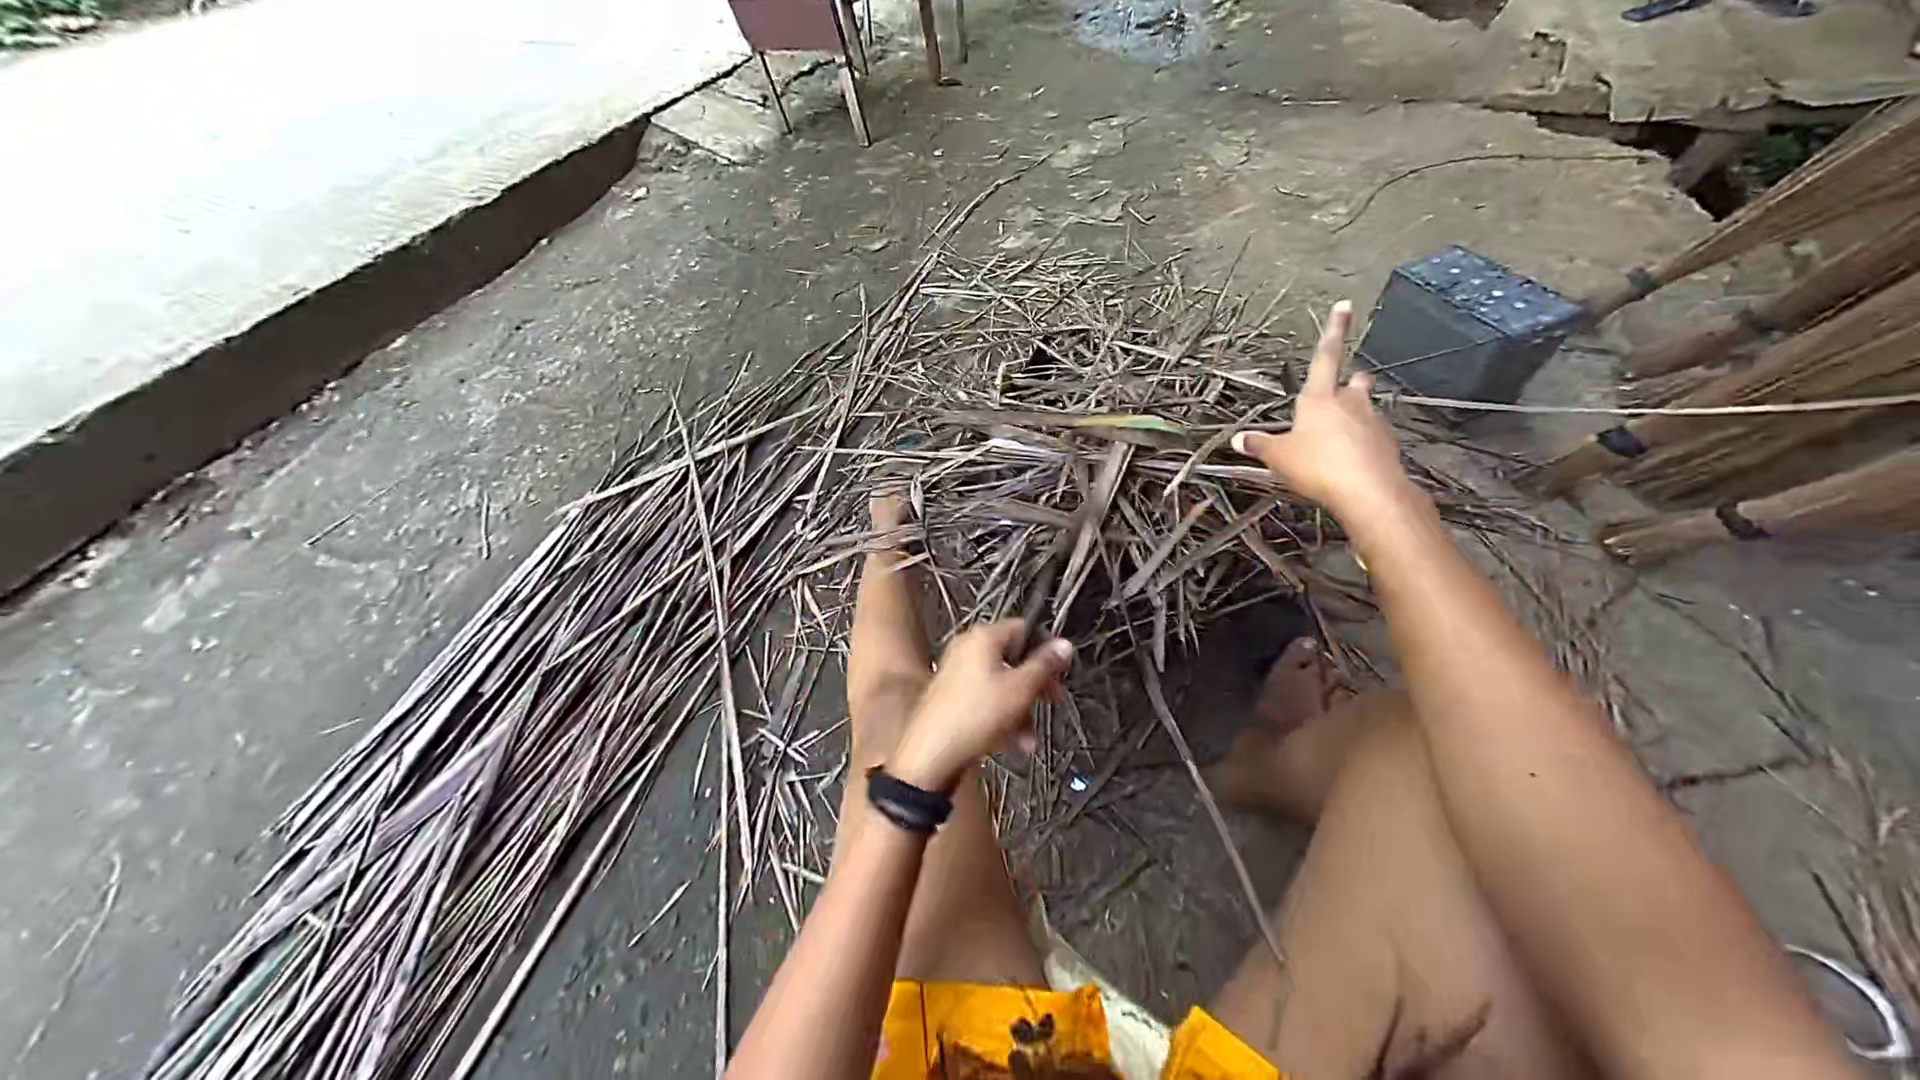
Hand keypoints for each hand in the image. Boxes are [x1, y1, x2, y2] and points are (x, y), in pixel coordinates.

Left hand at [890, 620, 1072, 792]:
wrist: (932, 755)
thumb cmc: (972, 717)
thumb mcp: (1021, 689)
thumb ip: (1045, 665)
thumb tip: (1064, 645)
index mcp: (982, 638)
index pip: (1023, 628)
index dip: (1045, 649)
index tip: (1059, 668)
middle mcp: (966, 650)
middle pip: (1013, 660)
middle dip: (1035, 686)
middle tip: (1051, 699)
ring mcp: (957, 675)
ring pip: (1001, 686)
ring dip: (1021, 710)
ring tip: (1030, 735)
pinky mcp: (952, 700)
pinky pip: (986, 702)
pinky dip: (1002, 718)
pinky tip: (1014, 742)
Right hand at [1232, 300, 1414, 521]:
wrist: (1368, 492)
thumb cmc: (1318, 466)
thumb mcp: (1278, 457)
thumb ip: (1259, 445)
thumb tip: (1238, 439)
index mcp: (1319, 398)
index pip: (1325, 356)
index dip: (1333, 330)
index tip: (1344, 306)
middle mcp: (1349, 403)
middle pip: (1352, 381)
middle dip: (1347, 380)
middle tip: (1343, 384)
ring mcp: (1372, 421)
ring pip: (1365, 406)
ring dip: (1355, 411)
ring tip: (1340, 429)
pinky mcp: (1386, 444)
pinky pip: (1373, 433)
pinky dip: (1363, 438)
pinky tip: (1352, 455)